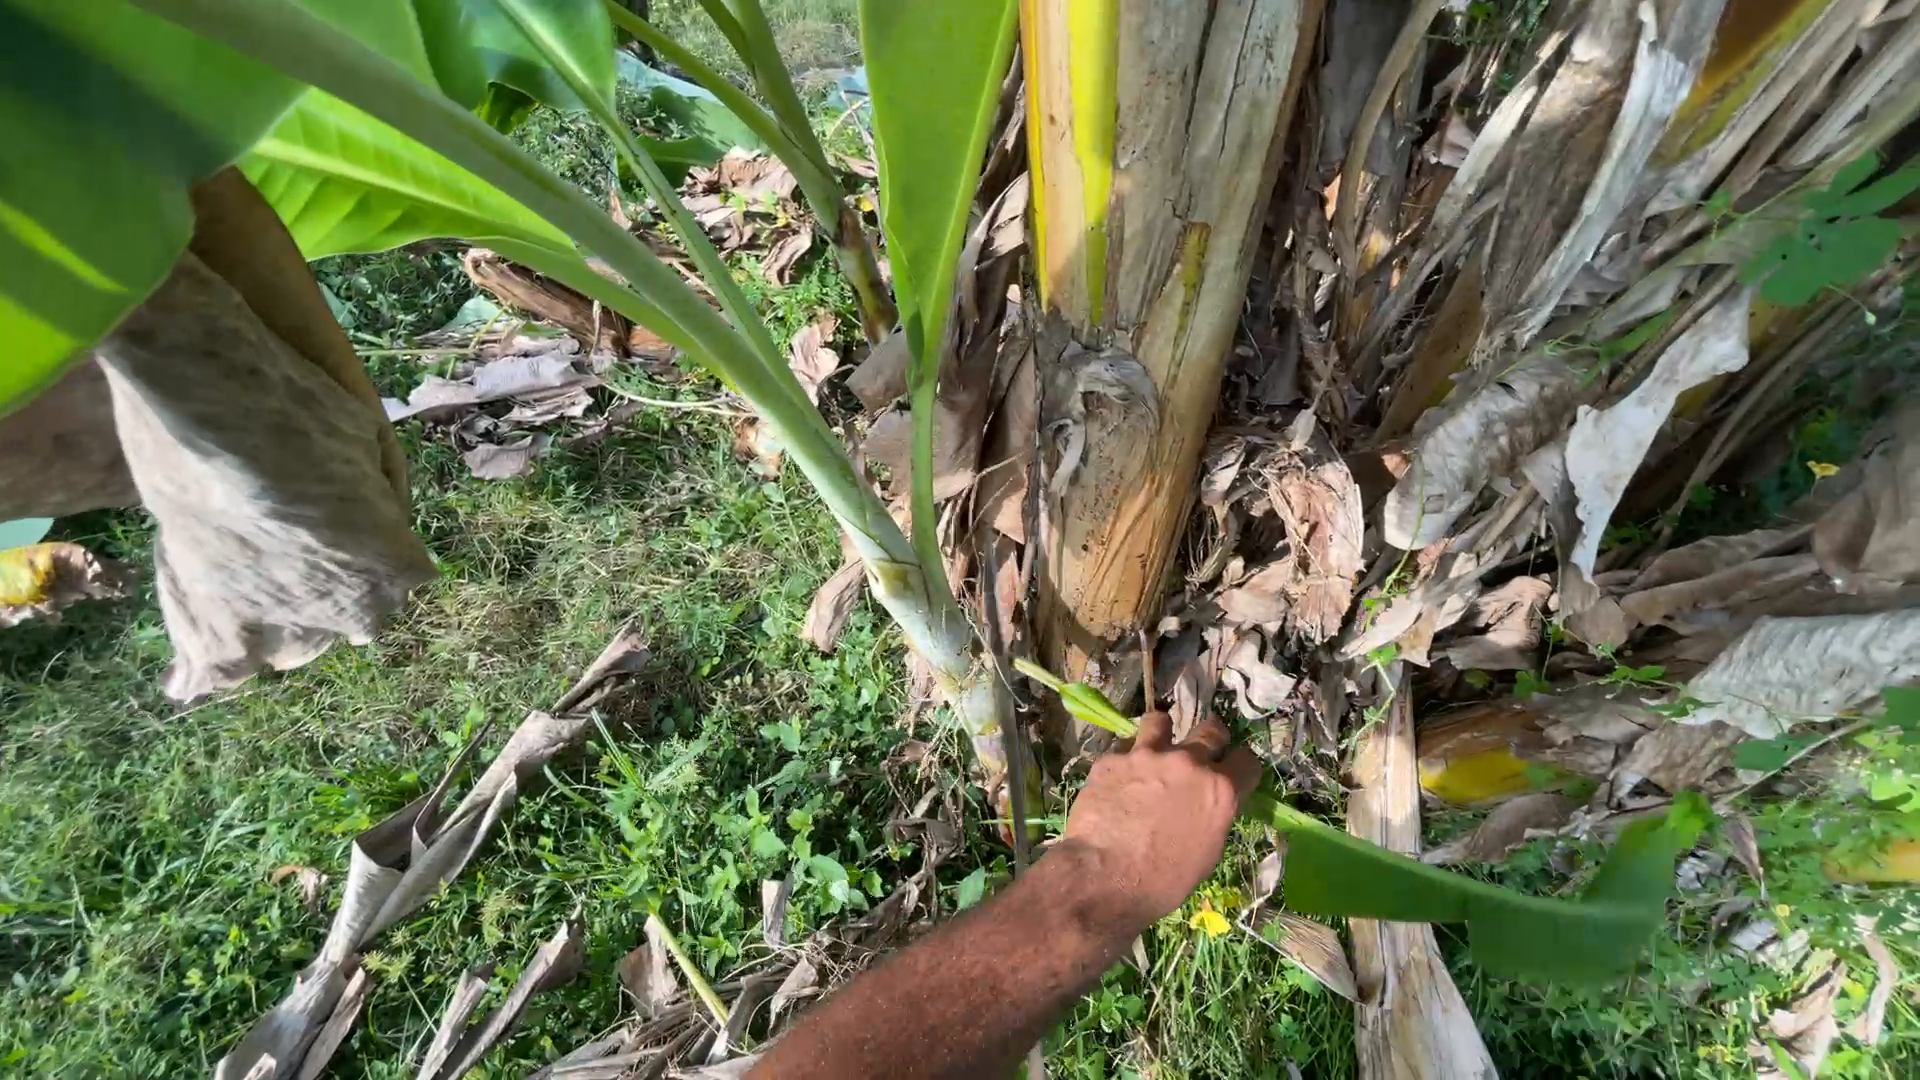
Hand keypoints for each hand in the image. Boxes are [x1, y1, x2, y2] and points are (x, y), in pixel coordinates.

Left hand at [1056, 712, 1262, 935]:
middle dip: (1211, 738)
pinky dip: (1126, 761)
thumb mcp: (1206, 851)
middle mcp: (1188, 763)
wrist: (1106, 875)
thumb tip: (1204, 803)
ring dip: (1161, 733)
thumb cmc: (1164, 880)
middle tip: (1201, 751)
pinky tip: (1118, 780)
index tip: (1234, 772)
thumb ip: (1211, 814)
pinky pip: (1123, 748)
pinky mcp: (1113, 757)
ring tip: (1154, 750)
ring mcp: (1147, 754)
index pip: (1246, 761)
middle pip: (1211, 730)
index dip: (1241, 767)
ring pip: (1160, 721)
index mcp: (1219, 790)